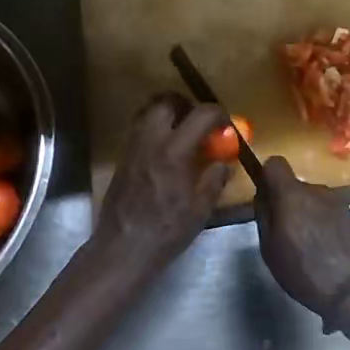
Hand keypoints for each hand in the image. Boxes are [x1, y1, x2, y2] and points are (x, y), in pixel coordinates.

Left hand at [93, 93, 230, 271]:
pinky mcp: (122, 156)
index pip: (200, 115)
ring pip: (149, 111)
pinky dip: (155, 128)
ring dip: (168, 114)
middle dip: (187, 105)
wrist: (123, 247)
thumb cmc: (165, 231)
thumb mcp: (200, 209)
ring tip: (183, 134)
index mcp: (174, 152)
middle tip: (200, 123)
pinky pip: (139, 128)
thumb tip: (225, 163)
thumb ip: (215, 180)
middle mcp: (150, 140)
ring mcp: (132, 146)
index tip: (226, 123)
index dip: (218, 114)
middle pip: (167, 101)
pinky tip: (165, 151)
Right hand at [254, 155, 349, 315]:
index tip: (266, 196)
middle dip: (288, 203)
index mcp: (291, 194)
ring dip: (308, 216)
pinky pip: (330, 214)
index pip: (275, 163)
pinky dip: (325, 226)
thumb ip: (264, 216)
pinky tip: (327, 252)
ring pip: (314, 201)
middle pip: (296, 187)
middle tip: (286, 233)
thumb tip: (263, 196)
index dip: (267, 176)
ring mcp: (338, 203)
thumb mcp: (270, 249)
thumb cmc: (305, 270)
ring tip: (308, 247)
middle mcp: (316, 191)